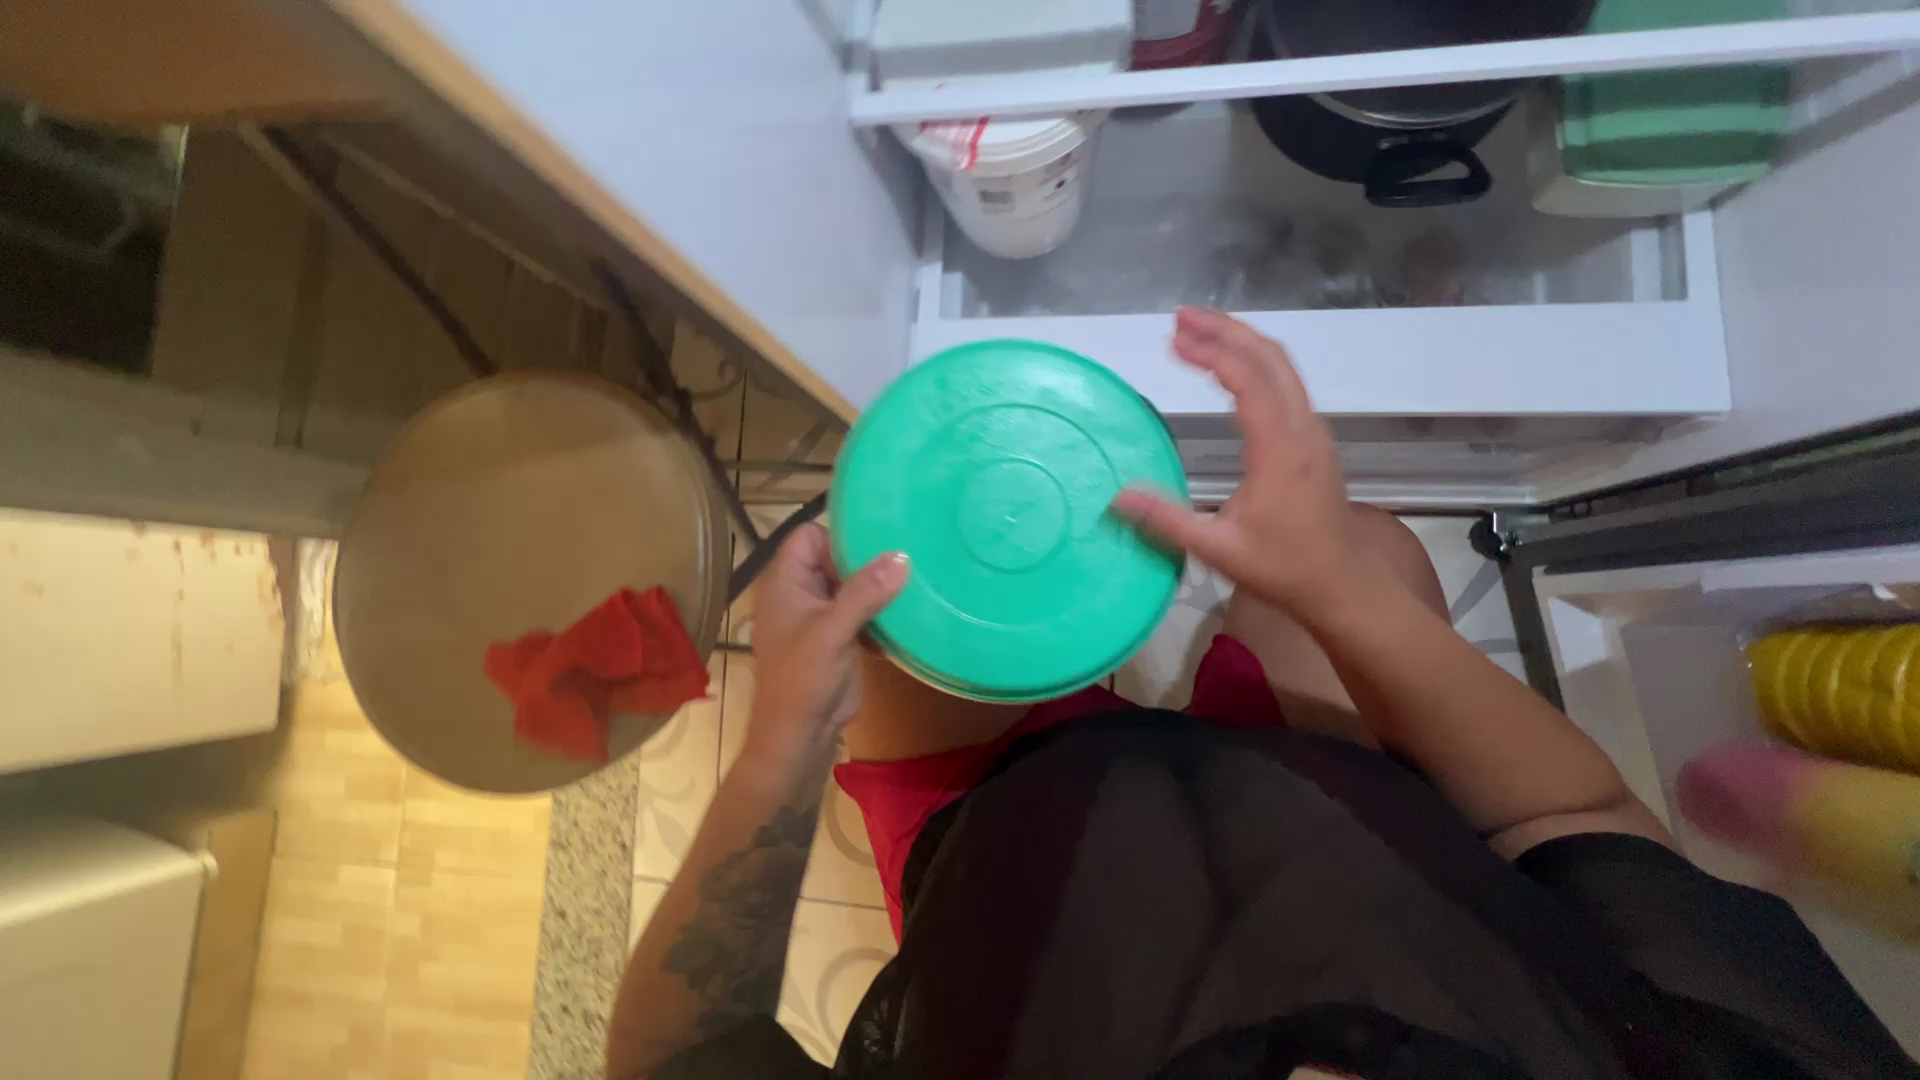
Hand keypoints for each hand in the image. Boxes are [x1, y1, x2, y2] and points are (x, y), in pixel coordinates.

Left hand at [743, 523, 907, 774]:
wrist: (801, 736)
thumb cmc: (803, 680)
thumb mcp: (833, 633)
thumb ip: (864, 593)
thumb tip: (901, 556)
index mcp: (784, 582)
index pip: (809, 536)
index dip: (838, 540)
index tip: (873, 552)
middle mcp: (799, 591)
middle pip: (835, 557)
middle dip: (866, 563)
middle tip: (903, 566)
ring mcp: (819, 614)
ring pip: (852, 584)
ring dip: (877, 590)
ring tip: (909, 591)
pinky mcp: (838, 635)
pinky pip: (862, 610)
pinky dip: (878, 615)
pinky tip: (899, 625)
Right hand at [1112, 308, 1356, 616]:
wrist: (1340, 585)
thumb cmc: (1281, 568)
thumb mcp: (1217, 548)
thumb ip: (1166, 520)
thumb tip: (1118, 496)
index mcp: (1281, 449)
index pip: (1249, 381)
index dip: (1212, 353)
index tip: (1173, 339)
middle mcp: (1303, 429)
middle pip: (1270, 358)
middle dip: (1226, 331)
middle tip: (1180, 318)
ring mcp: (1313, 432)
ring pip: (1282, 367)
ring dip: (1241, 343)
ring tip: (1197, 332)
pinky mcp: (1313, 440)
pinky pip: (1286, 384)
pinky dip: (1254, 364)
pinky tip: (1228, 369)